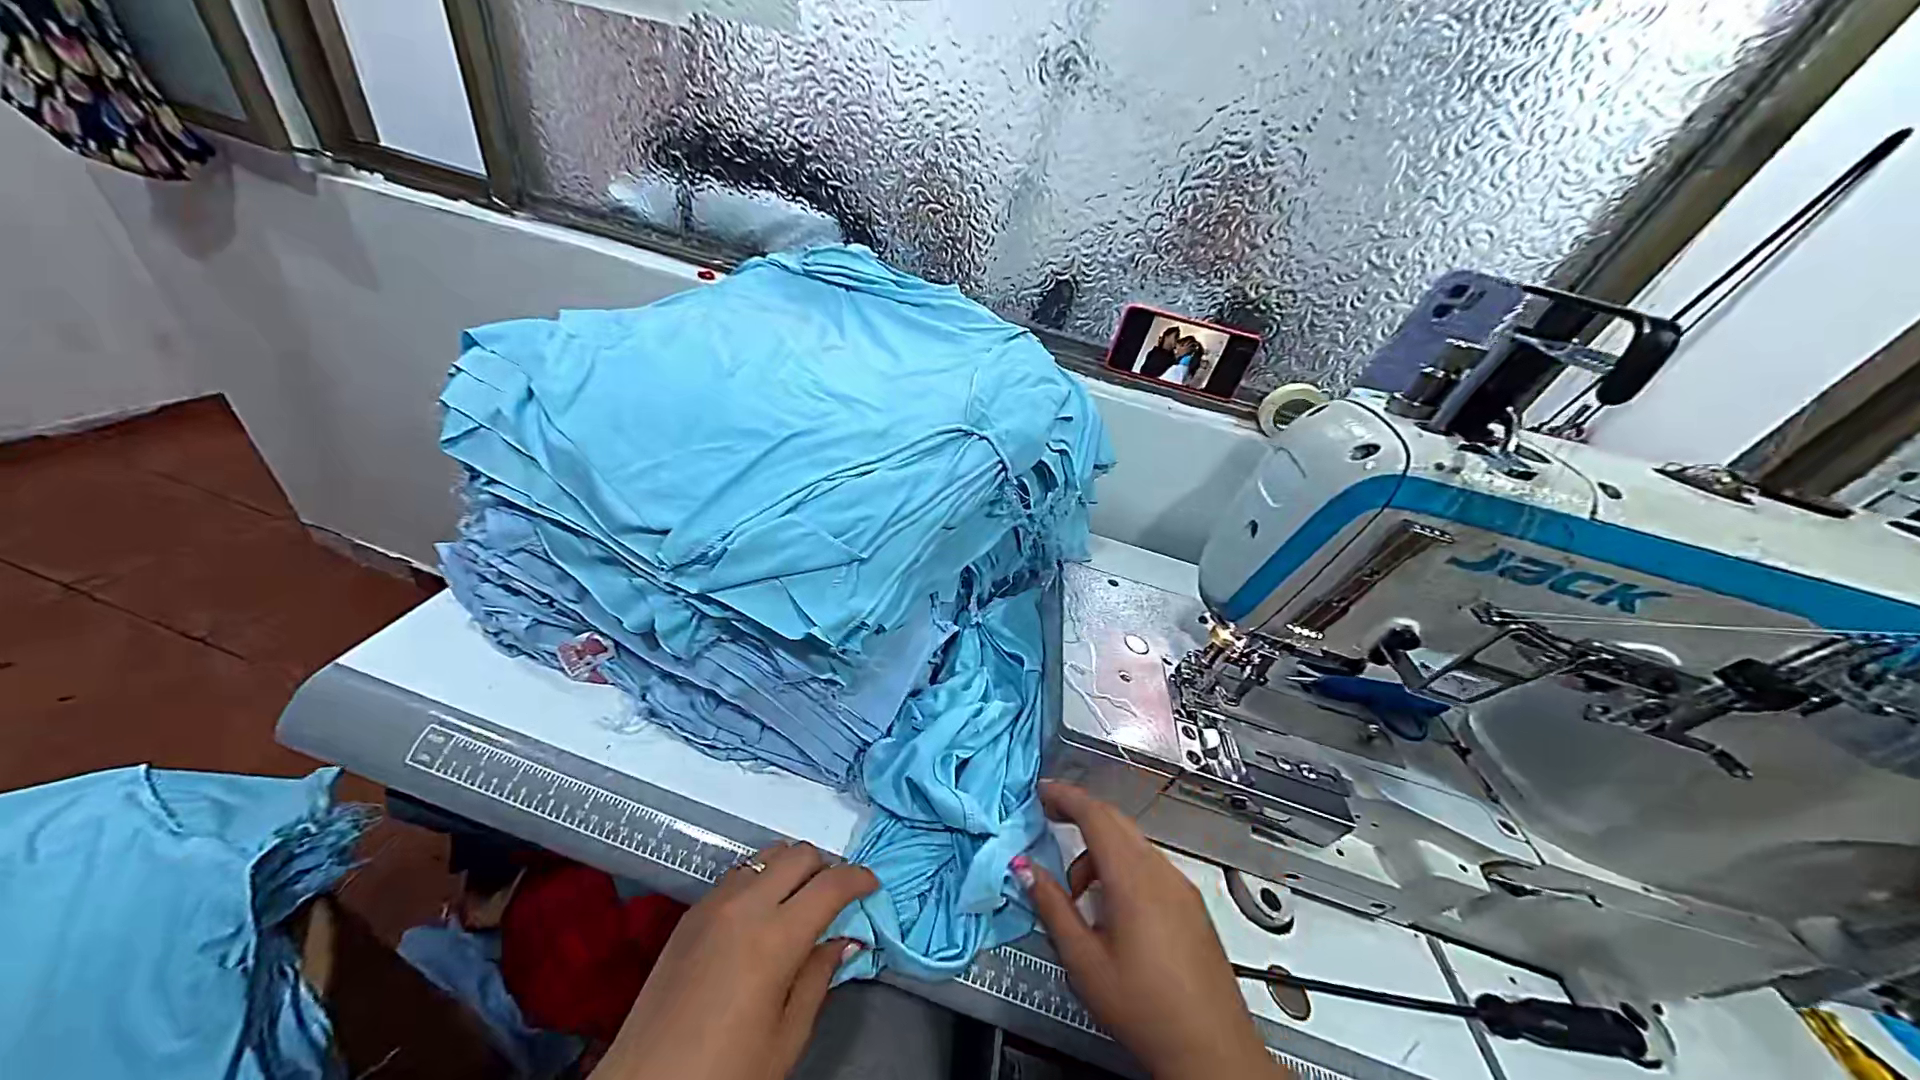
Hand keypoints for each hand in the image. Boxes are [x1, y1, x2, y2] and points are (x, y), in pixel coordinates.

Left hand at [593, 842, 877, 1079]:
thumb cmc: (725, 1072)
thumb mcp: (787, 1035)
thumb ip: (819, 975)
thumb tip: (843, 939)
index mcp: (775, 937)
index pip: (831, 884)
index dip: (859, 879)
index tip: (871, 886)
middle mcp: (744, 906)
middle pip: (800, 854)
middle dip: (826, 867)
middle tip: (835, 898)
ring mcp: (712, 904)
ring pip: (766, 855)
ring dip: (791, 867)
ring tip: (799, 901)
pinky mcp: (689, 914)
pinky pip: (737, 874)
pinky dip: (760, 878)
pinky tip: (760, 913)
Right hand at [1014, 781, 1284, 1079]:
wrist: (1213, 1052)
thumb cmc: (1145, 1010)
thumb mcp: (1083, 960)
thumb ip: (1051, 906)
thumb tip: (1025, 869)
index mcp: (1132, 879)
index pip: (1095, 815)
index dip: (1065, 796)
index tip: (1043, 791)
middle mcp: (1161, 873)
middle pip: (1116, 821)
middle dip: (1080, 814)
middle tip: (1050, 818)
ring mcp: (1181, 887)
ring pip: (1133, 843)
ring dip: (1099, 850)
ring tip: (1077, 892)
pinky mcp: (1191, 904)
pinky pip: (1149, 865)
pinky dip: (1122, 866)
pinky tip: (1111, 907)